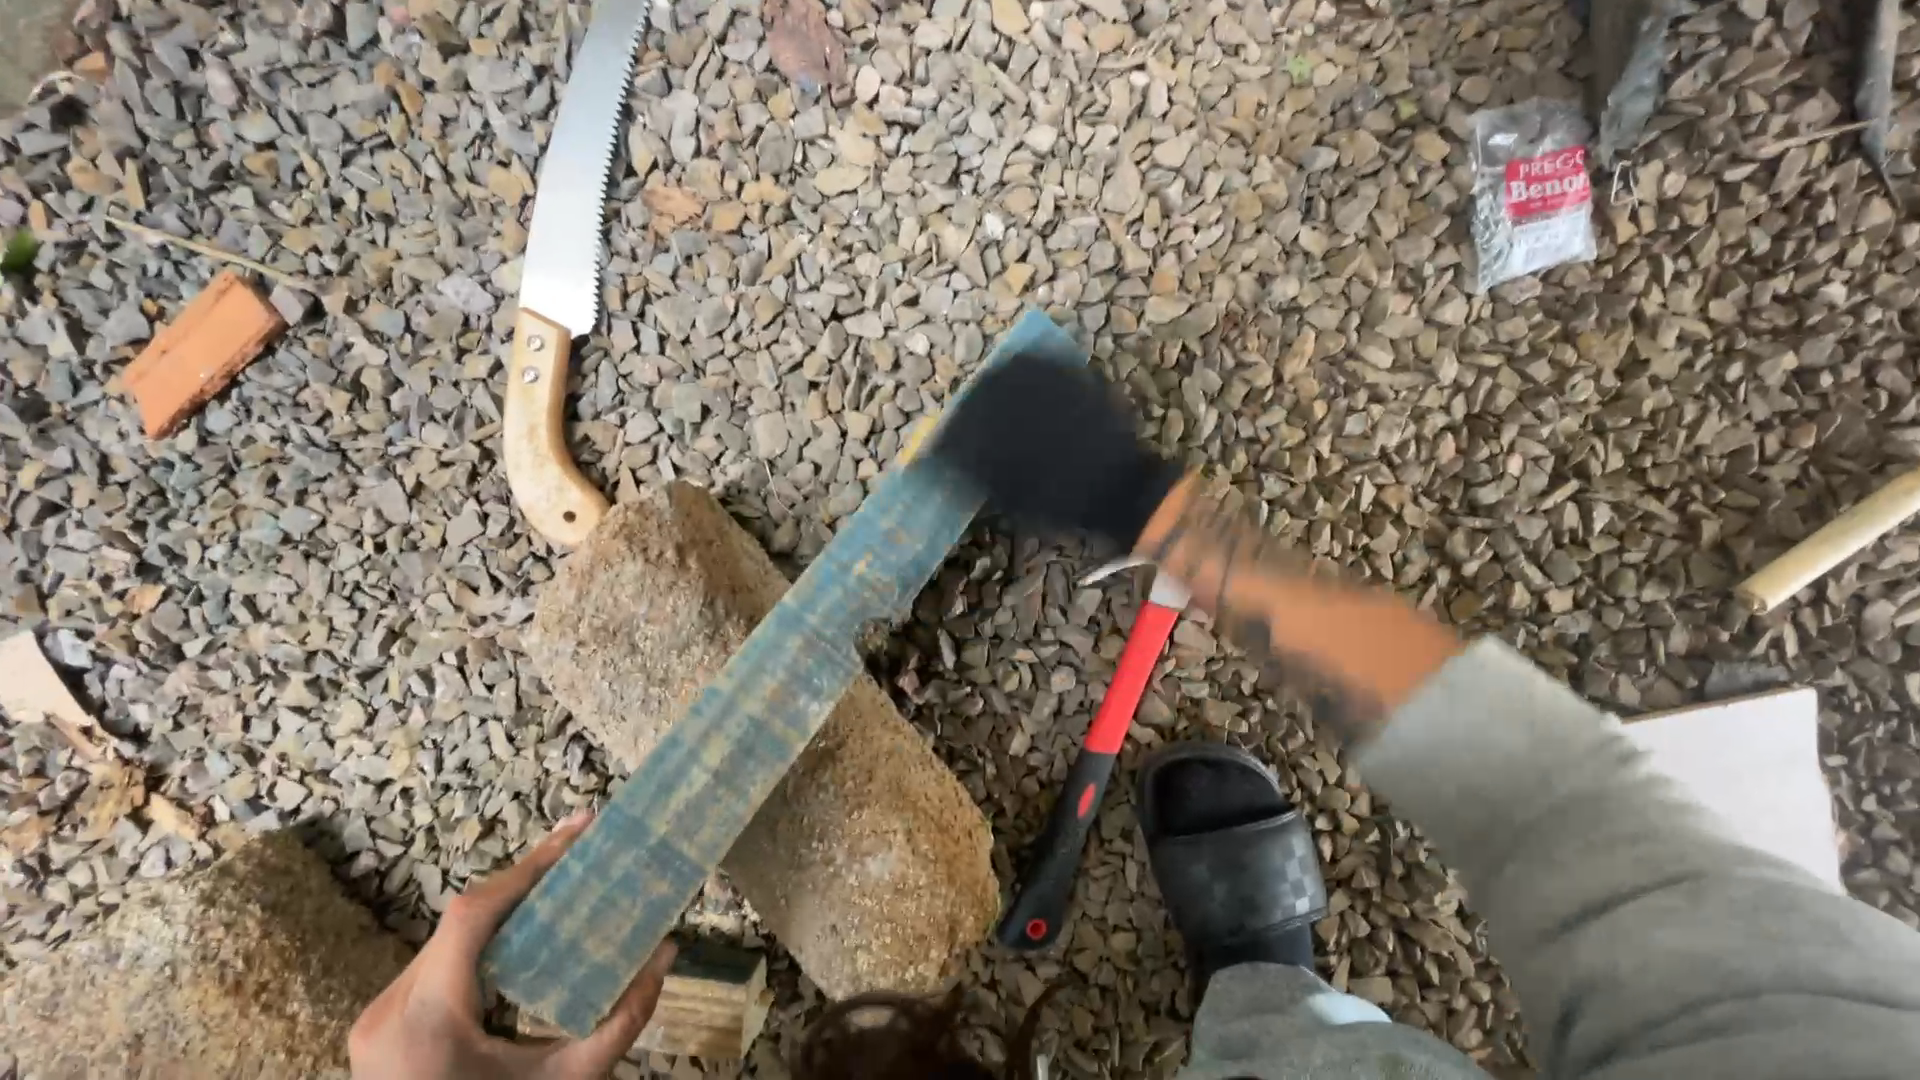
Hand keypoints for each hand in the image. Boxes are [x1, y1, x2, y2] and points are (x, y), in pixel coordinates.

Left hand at [349, 811, 677, 1079]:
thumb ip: (622, 1019)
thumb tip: (668, 951)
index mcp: (428, 1020)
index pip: (472, 916)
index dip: (526, 867)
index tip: (579, 832)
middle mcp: (389, 1008)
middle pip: (463, 919)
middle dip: (525, 881)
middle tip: (583, 852)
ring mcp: (376, 1016)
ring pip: (449, 936)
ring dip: (505, 906)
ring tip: (561, 883)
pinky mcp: (380, 1024)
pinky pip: (438, 961)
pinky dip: (484, 938)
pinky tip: (522, 930)